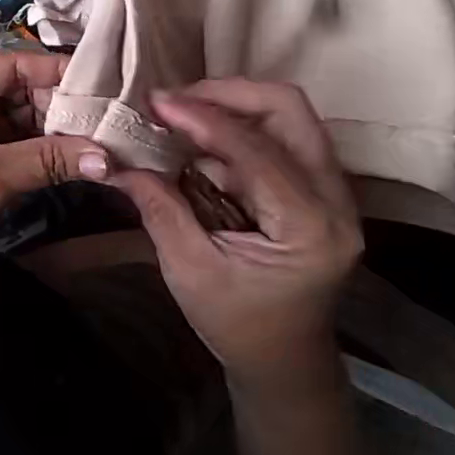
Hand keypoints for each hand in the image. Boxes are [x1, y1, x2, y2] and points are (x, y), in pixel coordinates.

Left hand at [0, 50, 108, 281]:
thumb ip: (46, 162)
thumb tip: (107, 157)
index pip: (11, 65)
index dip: (56, 71)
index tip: (103, 81)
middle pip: (24, 90)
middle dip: (65, 104)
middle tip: (113, 114)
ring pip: (27, 117)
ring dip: (62, 128)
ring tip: (109, 133)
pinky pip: (23, 142)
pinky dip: (50, 149)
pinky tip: (84, 154)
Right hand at [106, 79, 361, 391]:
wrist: (284, 360)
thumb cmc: (238, 324)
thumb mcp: (189, 269)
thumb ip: (160, 207)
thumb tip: (119, 162)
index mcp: (309, 227)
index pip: (256, 149)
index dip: (202, 118)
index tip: (156, 102)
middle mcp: (335, 200)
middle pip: (290, 111)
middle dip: (227, 93)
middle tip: (175, 100)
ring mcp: (333, 192)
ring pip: (288, 117)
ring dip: (232, 106)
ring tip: (180, 116)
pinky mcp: (316, 189)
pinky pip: (280, 137)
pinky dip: (237, 128)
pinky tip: (199, 141)